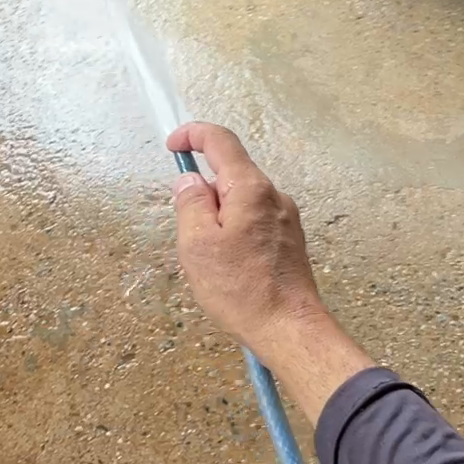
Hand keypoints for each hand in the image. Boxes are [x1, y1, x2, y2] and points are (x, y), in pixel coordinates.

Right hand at [168, 123, 373, 421]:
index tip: (172, 145)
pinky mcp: (289, 239)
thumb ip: (190, 204)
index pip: (221, 141)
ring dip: (217, 216)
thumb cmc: (241, 289)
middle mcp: (273, 196)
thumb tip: (189, 181)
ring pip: (240, 200)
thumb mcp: (197, 245)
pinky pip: (253, 219)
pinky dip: (233, 230)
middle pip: (230, 173)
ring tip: (210, 260)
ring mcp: (285, 218)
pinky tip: (229, 266)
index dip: (193, 134)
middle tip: (188, 232)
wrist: (290, 329)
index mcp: (250, 189)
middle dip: (202, 192)